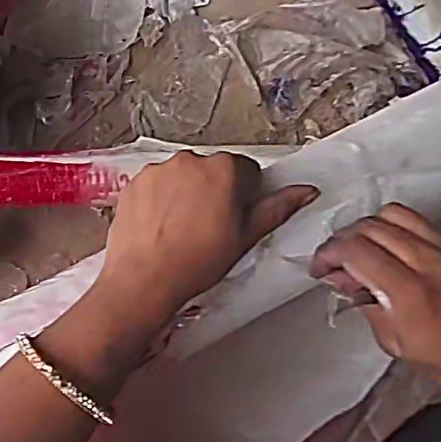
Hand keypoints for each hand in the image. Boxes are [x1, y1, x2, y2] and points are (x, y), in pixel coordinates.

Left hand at [93, 152, 318, 331]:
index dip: (244, 194)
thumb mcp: (245, 237)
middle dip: (213, 192)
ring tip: (182, 230)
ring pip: (182, 177)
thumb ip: (276, 208)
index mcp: (224, 170)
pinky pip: (155, 185)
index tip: (235, 216)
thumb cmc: (196, 262)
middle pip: (212, 171)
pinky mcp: (136, 182)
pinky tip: (161, 227)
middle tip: (209, 227)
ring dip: (185, 194)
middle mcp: (190, 161)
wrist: (145, 280)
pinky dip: (159, 200)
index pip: (246, 170)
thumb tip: (304, 192)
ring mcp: (159, 170)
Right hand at [309, 204, 440, 407]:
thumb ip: (364, 302)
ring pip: (397, 215)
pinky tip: (397, 257)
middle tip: (336, 260)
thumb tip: (341, 277)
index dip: (329, 253)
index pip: (357, 250)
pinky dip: (401, 236)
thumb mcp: (393, 342)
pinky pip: (425, 227)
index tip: (321, 265)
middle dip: (344, 240)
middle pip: (373, 227)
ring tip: (364, 251)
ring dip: (371, 230)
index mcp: (414, 294)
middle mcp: (437, 265)